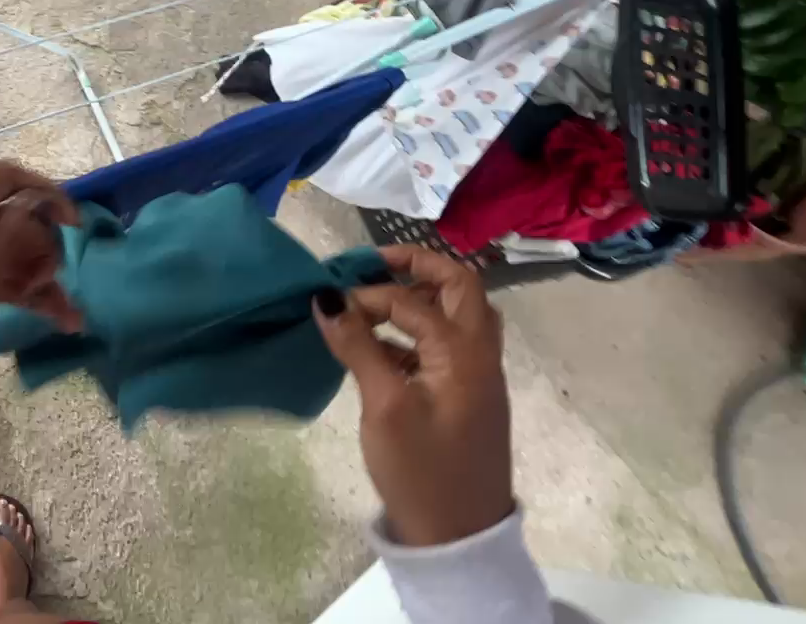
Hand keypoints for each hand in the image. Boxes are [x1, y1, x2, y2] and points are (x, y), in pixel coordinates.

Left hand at [0, 161, 82, 394]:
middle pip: (16, 216)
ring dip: (41, 276)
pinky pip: (4, 272)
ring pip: (15, 248)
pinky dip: (29, 291)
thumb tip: (36, 200)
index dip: (45, 193)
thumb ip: (7, 240)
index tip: (73, 227)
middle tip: (43, 284)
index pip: (6, 177)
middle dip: (42, 248)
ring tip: (63, 316)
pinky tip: (63, 319)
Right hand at [312, 245, 513, 546]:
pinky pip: (446, 342)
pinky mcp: (465, 395)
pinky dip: (416, 329)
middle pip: (460, 286)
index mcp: (464, 354)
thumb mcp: (383, 405)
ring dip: (419, 295)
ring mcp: (476, 375)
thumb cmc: (421, 470)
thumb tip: (326, 297)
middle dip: (415, 266)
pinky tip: (379, 345)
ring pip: (457, 313)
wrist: (459, 539)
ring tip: (373, 300)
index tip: (329, 304)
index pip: (412, 300)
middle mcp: (479, 355)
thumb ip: (357, 345)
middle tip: (370, 266)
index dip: (368, 295)